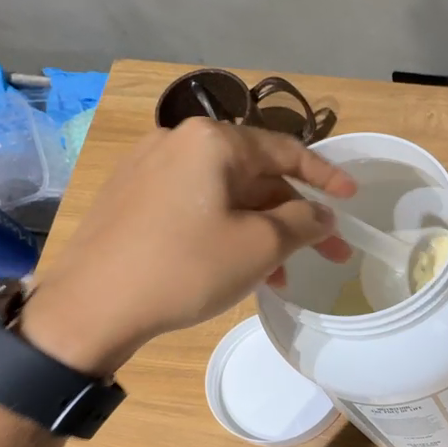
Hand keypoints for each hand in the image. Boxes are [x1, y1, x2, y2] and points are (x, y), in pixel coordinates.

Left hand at [20, 119, 357, 374]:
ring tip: (283, 275)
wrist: (93, 304)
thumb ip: (303, 223)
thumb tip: (323, 215)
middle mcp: (179, 143)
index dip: (326, 176)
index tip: (353, 198)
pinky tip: (241, 268)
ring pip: (229, 196)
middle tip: (330, 253)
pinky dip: (230, 231)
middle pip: (257, 176)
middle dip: (296, 216)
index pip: (285, 150)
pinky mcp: (135, 198)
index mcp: (212, 142)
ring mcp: (151, 169)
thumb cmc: (186, 267)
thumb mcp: (260, 246)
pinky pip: (199, 207)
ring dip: (265, 231)